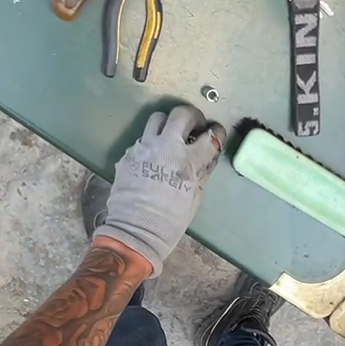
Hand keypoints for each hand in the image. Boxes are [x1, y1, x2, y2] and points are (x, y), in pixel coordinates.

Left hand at [94, 105, 225, 276]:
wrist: (135, 231)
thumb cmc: (169, 221)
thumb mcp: (194, 197)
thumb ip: (200, 173)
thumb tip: (205, 158)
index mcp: (188, 160)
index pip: (211, 136)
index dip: (216, 134)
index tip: (215, 135)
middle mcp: (166, 147)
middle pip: (182, 114)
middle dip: (192, 117)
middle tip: (194, 128)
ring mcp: (144, 148)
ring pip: (157, 119)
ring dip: (167, 125)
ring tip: (170, 138)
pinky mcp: (128, 155)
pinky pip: (142, 140)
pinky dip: (150, 144)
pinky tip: (152, 159)